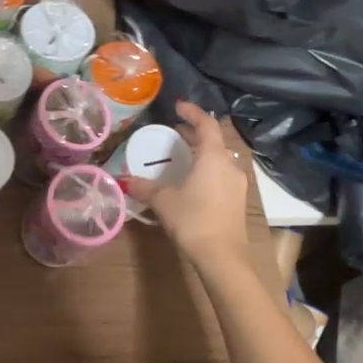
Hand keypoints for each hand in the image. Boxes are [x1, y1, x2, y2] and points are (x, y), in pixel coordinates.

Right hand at [126, 101, 249, 266]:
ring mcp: (237, 184)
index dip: (192, 112)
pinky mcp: (237, 200)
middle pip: (214, 140)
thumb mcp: (164, 201)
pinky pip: (221, 174)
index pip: (206, 124)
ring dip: (202, 152)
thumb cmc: (193, 220)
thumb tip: (125, 180)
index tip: (178, 106)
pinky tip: (193, 179)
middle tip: (175, 130)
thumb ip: (145, 187)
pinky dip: (207, 168)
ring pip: (219, 159)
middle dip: (195, 133)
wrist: (222, 256)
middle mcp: (229, 165)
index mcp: (213, 157)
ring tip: (182, 154)